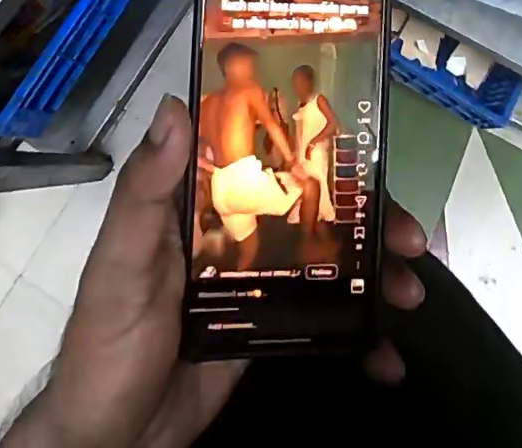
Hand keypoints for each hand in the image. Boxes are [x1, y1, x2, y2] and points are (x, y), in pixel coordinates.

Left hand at [6, 97, 428, 447]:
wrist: (116, 436)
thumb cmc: (111, 334)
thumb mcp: (123, 256)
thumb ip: (145, 189)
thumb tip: (173, 106)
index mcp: (202, 195)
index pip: (264, 149)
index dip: (316, 141)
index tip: (367, 146)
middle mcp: (236, 223)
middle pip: (311, 201)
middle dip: (365, 213)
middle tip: (408, 235)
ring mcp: (259, 273)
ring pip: (328, 252)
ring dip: (374, 267)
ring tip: (410, 290)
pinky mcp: (271, 320)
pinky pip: (324, 314)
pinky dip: (359, 333)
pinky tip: (386, 354)